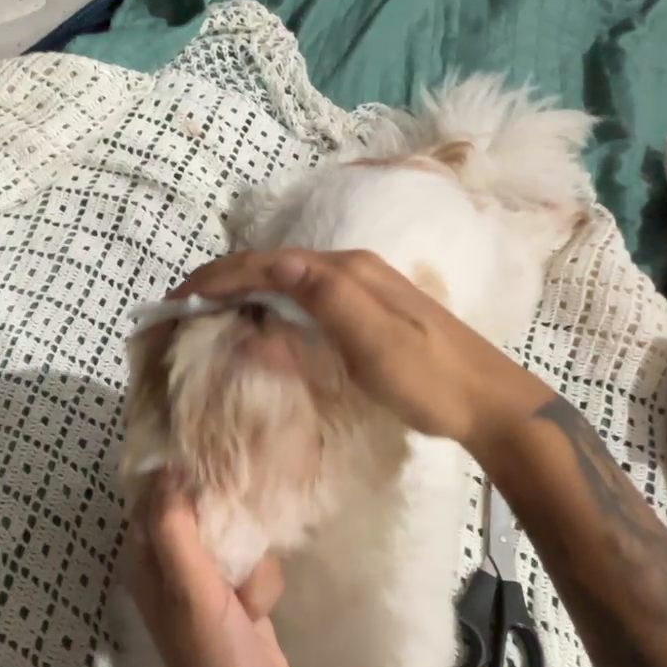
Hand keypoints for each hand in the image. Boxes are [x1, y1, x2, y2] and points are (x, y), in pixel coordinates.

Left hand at [122, 472, 298, 666]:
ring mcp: (207, 580)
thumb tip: (167, 469)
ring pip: (236, 534)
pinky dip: (262, 582)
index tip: (212, 467)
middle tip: (233, 544)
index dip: (180, 477)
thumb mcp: (187, 585)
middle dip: (225, 523)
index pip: (155, 495)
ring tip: (246, 598)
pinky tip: (262, 610)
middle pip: (200, 509)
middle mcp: (171, 563)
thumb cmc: (211, 652)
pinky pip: (256, 563)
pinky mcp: (240, 596)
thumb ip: (173, 527)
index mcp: (145, 557)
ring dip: (248, 563)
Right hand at [171, 249, 552, 454]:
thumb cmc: (428, 377)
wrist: (489, 403)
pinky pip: (301, 295)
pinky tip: (259, 319)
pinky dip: (267, 301)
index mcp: (345, 271)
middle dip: (221, 279)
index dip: (216, 277)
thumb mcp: (373, 338)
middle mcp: (350, 270)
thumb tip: (269, 264)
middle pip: (271, 263)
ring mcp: (360, 289)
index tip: (177, 300)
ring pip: (284, 277)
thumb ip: (323, 295)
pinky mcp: (365, 311)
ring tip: (208, 309)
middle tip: (182, 304)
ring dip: (242, 288)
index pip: (265, 263)